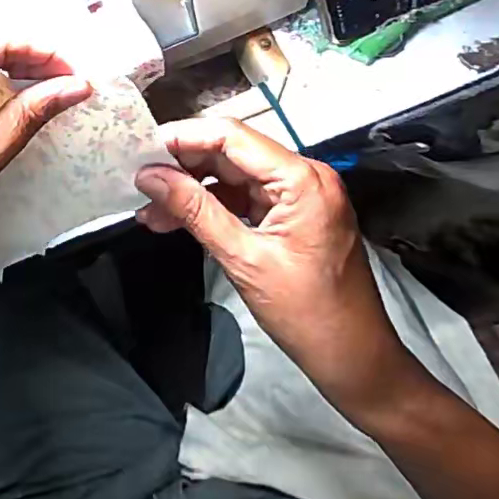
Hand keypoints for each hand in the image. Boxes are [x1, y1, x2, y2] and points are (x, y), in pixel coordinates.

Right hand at [134, 118, 430, 422]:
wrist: (356, 361)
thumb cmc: (311, 316)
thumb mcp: (243, 260)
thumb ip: (195, 211)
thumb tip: (151, 177)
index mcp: (302, 179)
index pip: (231, 137)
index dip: (183, 138)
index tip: (143, 149)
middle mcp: (303, 176)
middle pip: (229, 152)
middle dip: (182, 167)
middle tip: (141, 182)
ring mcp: (298, 194)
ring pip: (231, 176)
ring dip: (191, 190)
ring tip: (151, 209)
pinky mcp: (290, 213)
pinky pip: (242, 197)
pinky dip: (210, 206)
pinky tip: (177, 219)